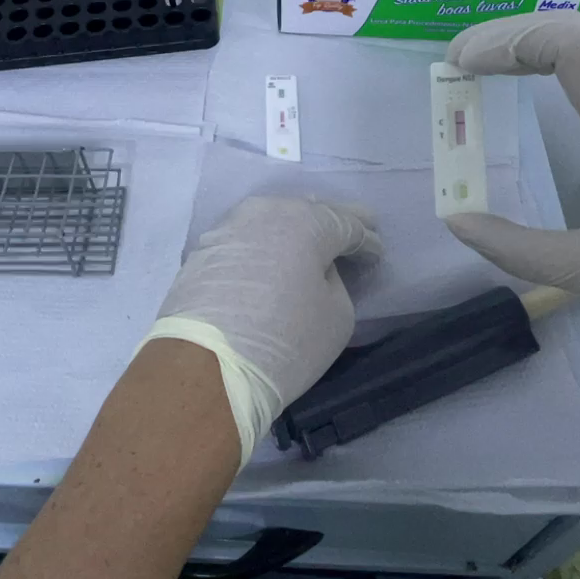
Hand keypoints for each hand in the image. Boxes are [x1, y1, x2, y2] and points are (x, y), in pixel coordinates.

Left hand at [145, 196, 381, 462]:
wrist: (204, 366)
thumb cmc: (284, 341)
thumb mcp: (337, 316)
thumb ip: (334, 282)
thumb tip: (315, 271)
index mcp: (306, 221)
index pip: (347, 225)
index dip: (366, 241)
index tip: (375, 254)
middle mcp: (266, 211)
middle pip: (308, 211)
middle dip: (331, 223)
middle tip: (352, 233)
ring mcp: (229, 227)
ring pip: (272, 219)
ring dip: (293, 230)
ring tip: (310, 244)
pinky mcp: (204, 250)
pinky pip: (246, 239)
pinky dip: (263, 245)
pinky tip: (270, 258)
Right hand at [441, 13, 579, 373]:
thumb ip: (514, 249)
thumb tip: (455, 221)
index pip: (566, 42)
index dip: (504, 41)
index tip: (458, 63)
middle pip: (578, 29)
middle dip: (510, 36)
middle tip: (462, 62)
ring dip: (541, 41)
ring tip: (493, 66)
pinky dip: (573, 54)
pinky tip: (548, 78)